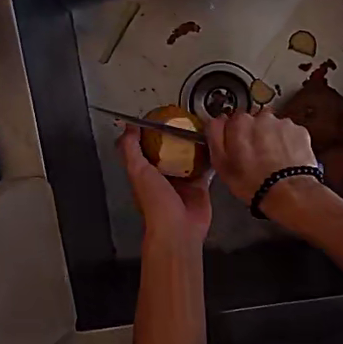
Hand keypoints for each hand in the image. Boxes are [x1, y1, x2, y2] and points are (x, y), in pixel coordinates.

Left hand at [117, 129, 211, 250]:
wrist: (178, 228)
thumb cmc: (155, 203)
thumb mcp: (137, 171)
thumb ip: (130, 149)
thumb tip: (128, 127)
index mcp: (145, 171)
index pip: (147, 146)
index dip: (152, 131)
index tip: (162, 115)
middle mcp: (163, 175)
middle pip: (170, 150)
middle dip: (177, 136)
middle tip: (186, 119)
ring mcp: (183, 180)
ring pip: (189, 156)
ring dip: (194, 144)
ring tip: (201, 128)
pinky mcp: (200, 186)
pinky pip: (205, 167)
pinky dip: (210, 157)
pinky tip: (215, 145)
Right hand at [205, 111, 319, 210]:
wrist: (289, 192)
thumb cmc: (254, 182)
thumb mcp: (221, 164)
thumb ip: (215, 136)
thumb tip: (216, 122)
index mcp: (239, 123)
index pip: (232, 121)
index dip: (234, 135)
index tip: (237, 148)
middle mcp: (261, 117)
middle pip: (254, 122)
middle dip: (253, 136)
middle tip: (255, 157)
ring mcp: (282, 123)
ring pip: (272, 127)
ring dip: (271, 139)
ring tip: (272, 161)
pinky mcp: (299, 131)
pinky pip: (289, 134)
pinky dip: (287, 143)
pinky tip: (285, 160)